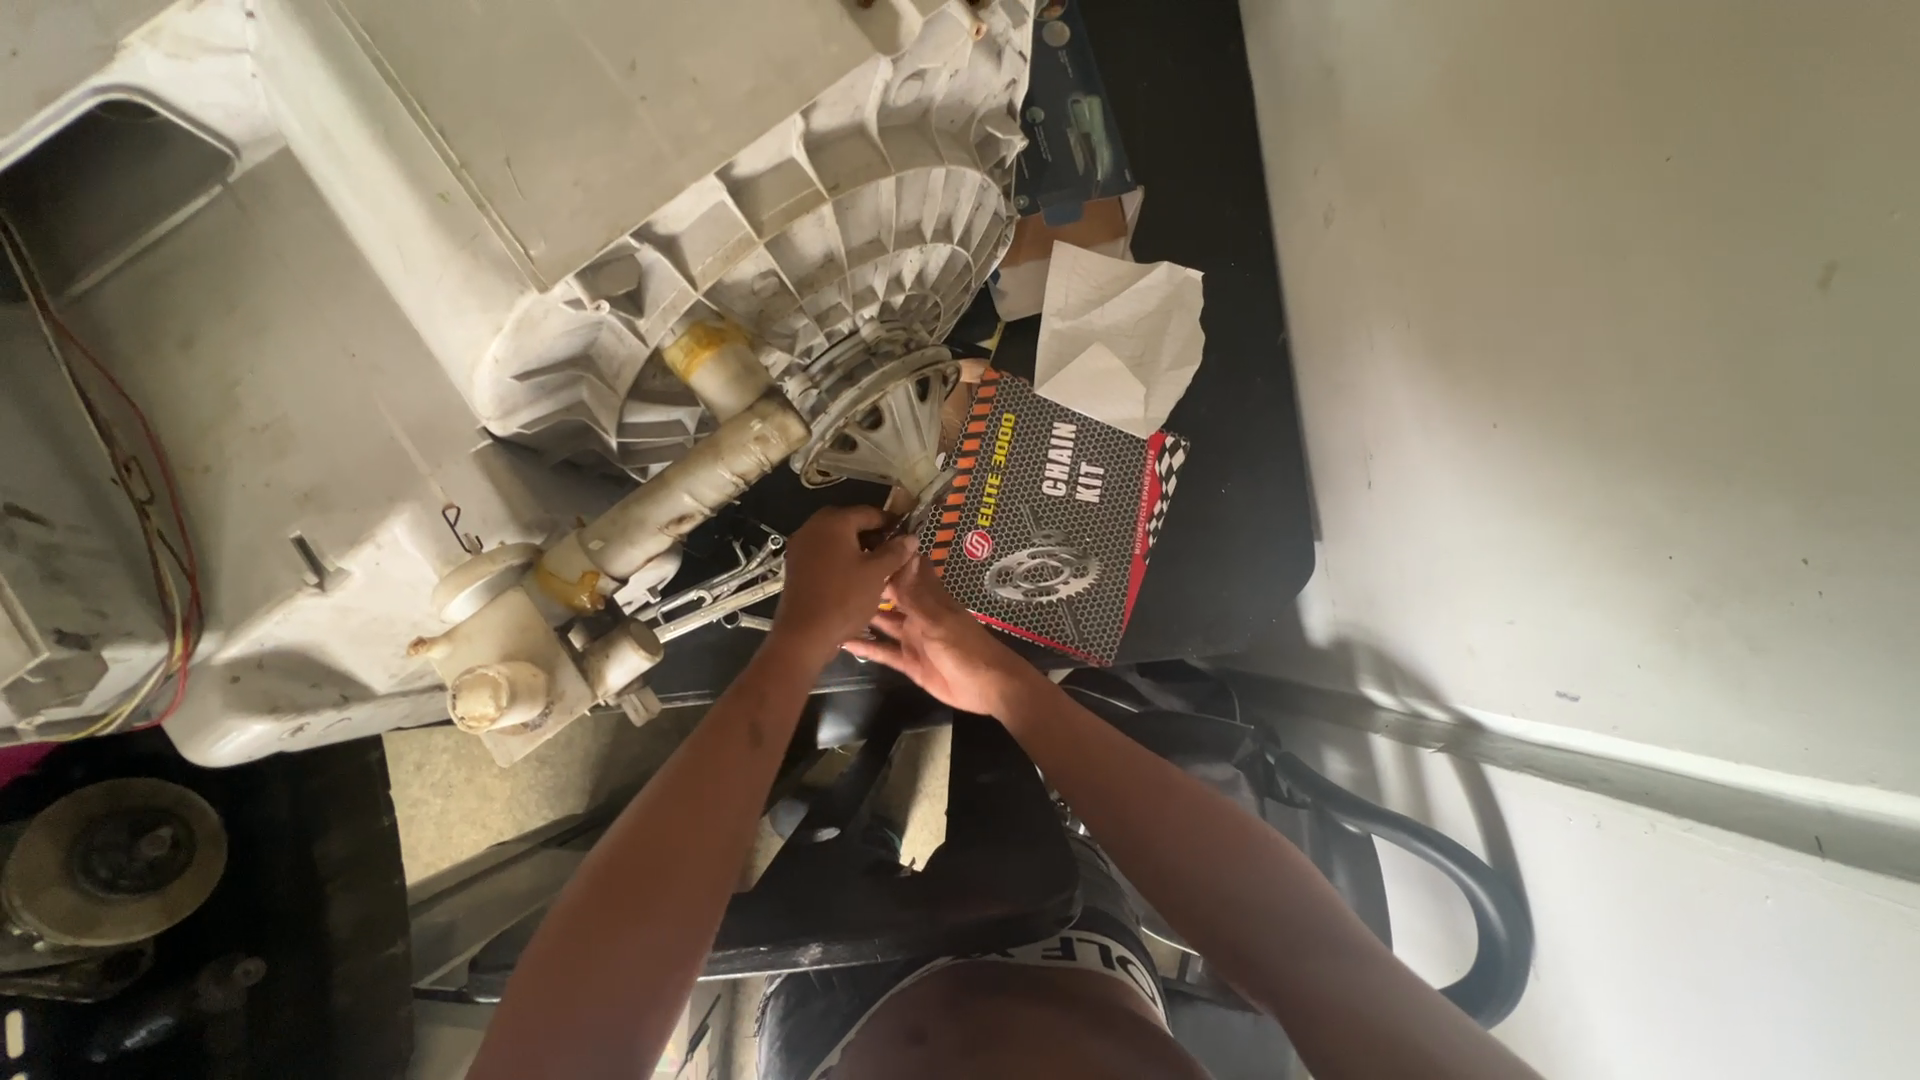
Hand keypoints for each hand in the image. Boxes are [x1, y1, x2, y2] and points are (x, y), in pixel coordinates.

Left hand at [768, 506, 917, 666]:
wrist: (804, 633)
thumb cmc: (844, 598)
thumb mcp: (876, 573)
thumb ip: (894, 551)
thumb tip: (911, 538)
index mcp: (833, 521)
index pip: (869, 512)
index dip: (891, 523)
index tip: (907, 536)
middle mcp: (812, 527)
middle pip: (850, 523)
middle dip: (873, 536)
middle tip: (893, 552)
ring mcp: (800, 546)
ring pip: (835, 539)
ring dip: (857, 548)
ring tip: (877, 567)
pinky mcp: (795, 565)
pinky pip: (823, 553)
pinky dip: (840, 558)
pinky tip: (854, 576)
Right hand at [842, 556, 1043, 716]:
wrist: (987, 688)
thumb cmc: (966, 648)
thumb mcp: (937, 620)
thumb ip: (915, 593)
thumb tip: (903, 554)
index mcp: (930, 598)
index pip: (907, 569)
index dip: (888, 556)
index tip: (859, 543)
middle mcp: (918, 613)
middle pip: (891, 594)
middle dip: (868, 584)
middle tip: (831, 573)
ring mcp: (912, 638)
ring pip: (882, 622)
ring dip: (861, 615)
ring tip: (829, 605)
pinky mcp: (908, 662)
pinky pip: (882, 651)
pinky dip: (864, 646)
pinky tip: (840, 640)